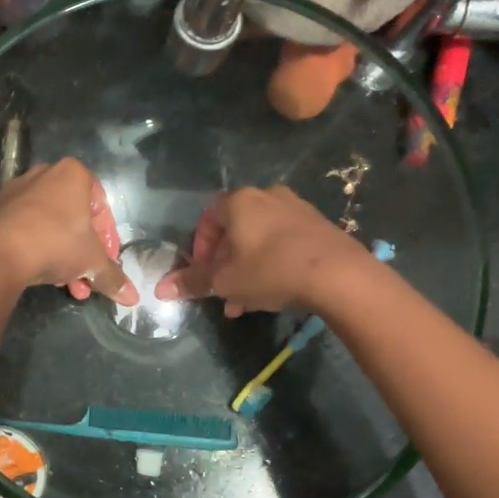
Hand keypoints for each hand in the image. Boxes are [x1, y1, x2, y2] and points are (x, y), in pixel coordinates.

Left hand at [0, 157, 137, 303]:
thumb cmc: (56, 244)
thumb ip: (113, 276)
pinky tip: (41, 273)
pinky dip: (37, 248)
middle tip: (88, 278)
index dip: (109, 238)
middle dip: (83, 252)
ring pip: (50, 225)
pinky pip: (25, 228)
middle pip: (74, 218)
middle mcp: (44, 174)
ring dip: (63, 255)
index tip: (108, 261)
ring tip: (68, 286)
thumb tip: (133, 297)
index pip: (102, 206)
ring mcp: (16, 191)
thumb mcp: (92, 262)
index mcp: (72, 174)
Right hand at [156, 185, 368, 315]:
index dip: (199, 248)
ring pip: (259, 239)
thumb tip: (160, 288)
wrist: (339, 274)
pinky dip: (271, 263)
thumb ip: (192, 282)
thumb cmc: (271, 271)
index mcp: (240, 201)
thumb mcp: (225, 282)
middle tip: (222, 291)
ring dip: (246, 268)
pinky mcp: (319, 225)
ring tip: (245, 301)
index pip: (207, 218)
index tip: (202, 273)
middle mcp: (268, 196)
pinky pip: (283, 243)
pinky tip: (273, 292)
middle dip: (224, 264)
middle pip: (234, 230)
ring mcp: (297, 208)